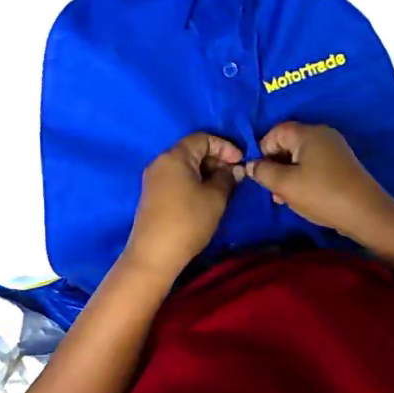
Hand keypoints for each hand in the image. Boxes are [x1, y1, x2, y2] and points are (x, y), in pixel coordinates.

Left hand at [124, 133, 244, 275]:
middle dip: (216, 159)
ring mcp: (153, 178)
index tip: (241, 161)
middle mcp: (160, 161)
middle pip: (192, 150)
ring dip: (206, 171)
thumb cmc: (188, 221)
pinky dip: (193, 181)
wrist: (155, 254)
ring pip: (184, 166)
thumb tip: (235, 169)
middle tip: (235, 175)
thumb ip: (228, 178)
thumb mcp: (215, 198)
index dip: (225, 146)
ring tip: (224, 186)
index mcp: (174, 156)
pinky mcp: (152, 194)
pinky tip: (206, 196)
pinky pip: (176, 178)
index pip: (202, 138)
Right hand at [246, 122, 393, 243]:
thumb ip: (263, 172)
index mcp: (308, 133)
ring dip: (287, 174)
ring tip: (284, 197)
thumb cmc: (321, 194)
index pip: (275, 132)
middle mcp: (322, 134)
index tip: (260, 173)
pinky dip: (303, 177)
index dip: (262, 150)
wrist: (365, 212)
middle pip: (288, 143)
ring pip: (300, 156)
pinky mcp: (341, 164)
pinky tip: (301, 196)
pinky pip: (314, 164)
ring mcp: (334, 149)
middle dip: (275, 164)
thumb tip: (250, 165)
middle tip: (272, 189)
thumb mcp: (285, 185)